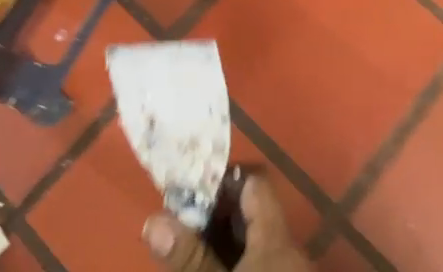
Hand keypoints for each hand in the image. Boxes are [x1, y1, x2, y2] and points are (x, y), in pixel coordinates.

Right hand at [145, 176, 312, 271]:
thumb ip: (189, 258)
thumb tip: (153, 219)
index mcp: (277, 241)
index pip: (254, 183)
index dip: (220, 180)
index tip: (185, 190)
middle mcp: (289, 253)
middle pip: (249, 215)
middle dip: (211, 216)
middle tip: (175, 225)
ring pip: (251, 244)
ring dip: (218, 244)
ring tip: (183, 251)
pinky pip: (258, 266)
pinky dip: (232, 264)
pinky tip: (206, 270)